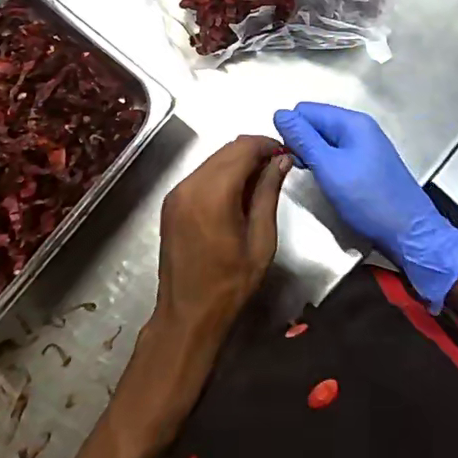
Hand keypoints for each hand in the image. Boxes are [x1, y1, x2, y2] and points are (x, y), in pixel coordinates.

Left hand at [154, 136, 291, 341]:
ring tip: (261, 180)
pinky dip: (220, 175)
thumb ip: (268, 194)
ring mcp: (176, 191)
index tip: (285, 151)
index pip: (241, 149)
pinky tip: (237, 192)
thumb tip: (281, 161)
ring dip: (237, 162)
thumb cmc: (230, 284)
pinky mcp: (171, 200)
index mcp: (212, 194)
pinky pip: (200, 175)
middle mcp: (189, 184)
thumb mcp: (260, 241)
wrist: (187, 313)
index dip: (266, 144)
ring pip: (211, 161)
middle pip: (225, 151)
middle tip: (278, 165)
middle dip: (253, 152)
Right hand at [273, 101, 457, 311]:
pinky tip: (331, 184)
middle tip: (306, 171)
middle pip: (314, 123)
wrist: (412, 236)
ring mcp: (366, 146)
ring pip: (324, 140)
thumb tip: (279, 114)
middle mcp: (360, 128)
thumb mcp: (328, 167)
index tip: (294, 157)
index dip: (292, 131)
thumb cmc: (369, 201)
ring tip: (318, 179)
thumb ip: (302, 138)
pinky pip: (336, 154)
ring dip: (314, 157)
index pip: (304, 110)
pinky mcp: (368, 164)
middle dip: (302, 143)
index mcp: (351, 122)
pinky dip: (327, 166)